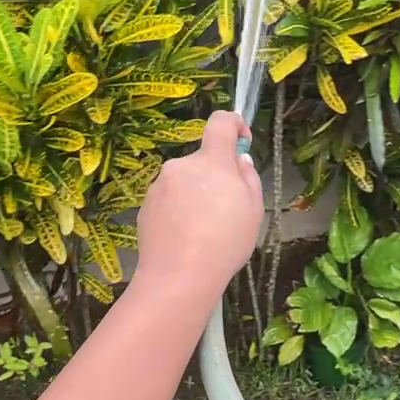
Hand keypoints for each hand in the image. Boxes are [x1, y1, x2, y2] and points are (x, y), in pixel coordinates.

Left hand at [133, 110, 262, 298]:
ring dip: (195, 196)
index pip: (220, 123)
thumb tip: (239, 161)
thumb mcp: (253, 211)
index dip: (234, 124)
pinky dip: (178, 211)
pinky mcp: (145, 205)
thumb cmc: (224, 243)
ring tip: (203, 231)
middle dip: (215, 177)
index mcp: (211, 161)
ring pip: (184, 182)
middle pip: (202, 161)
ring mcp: (159, 185)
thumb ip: (248, 178)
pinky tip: (184, 238)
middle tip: (226, 211)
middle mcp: (181, 165)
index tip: (242, 141)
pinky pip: (168, 200)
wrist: (178, 276)